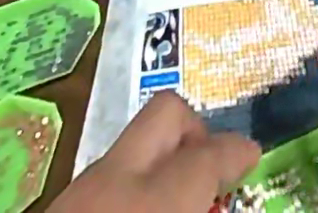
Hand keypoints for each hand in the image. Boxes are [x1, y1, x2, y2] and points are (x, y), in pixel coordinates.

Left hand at [50, 91, 259, 212]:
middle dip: (198, 133)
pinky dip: (138, 186)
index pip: (207, 156)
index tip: (254, 157)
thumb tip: (212, 204)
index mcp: (155, 202)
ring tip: (181, 208)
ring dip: (167, 160)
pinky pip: (114, 174)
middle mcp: (117, 181)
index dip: (237, 153)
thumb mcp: (166, 211)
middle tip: (214, 178)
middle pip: (167, 114)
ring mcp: (84, 190)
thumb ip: (197, 208)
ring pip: (136, 143)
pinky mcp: (63, 206)